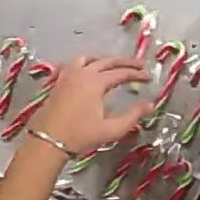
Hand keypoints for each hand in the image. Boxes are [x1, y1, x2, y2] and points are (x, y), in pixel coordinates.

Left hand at [29, 55, 153, 152]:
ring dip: (103, 59)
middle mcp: (82, 73)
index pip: (121, 73)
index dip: (136, 74)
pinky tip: (85, 71)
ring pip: (87, 59)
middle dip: (125, 62)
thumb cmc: (81, 136)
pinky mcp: (58, 82)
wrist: (48, 141)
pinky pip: (71, 65)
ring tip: (112, 65)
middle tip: (139, 65)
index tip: (148, 77)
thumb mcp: (111, 129)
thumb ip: (133, 116)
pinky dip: (83, 64)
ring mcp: (67, 75)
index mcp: (95, 82)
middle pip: (106, 61)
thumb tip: (150, 104)